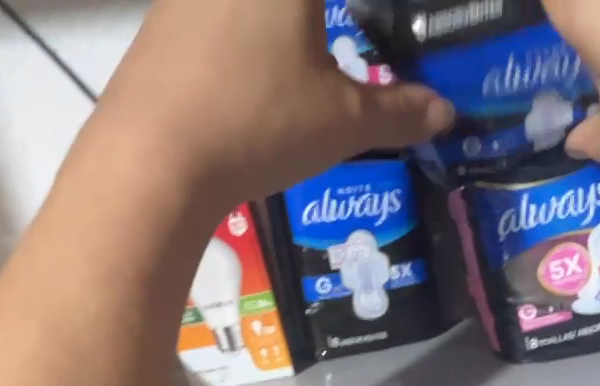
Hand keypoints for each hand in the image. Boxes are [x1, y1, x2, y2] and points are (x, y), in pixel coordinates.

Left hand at [95, 0, 452, 213]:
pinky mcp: (167, 15)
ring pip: (257, 6)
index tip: (383, 28)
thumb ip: (398, 111)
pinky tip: (258, 64)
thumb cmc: (260, 122)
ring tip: (313, 46)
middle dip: (326, 17)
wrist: (154, 156)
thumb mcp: (343, 123)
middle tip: (351, 35)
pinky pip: (222, 9)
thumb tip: (445, 111)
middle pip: (301, 0)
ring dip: (286, 20)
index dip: (373, 14)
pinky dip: (249, 27)